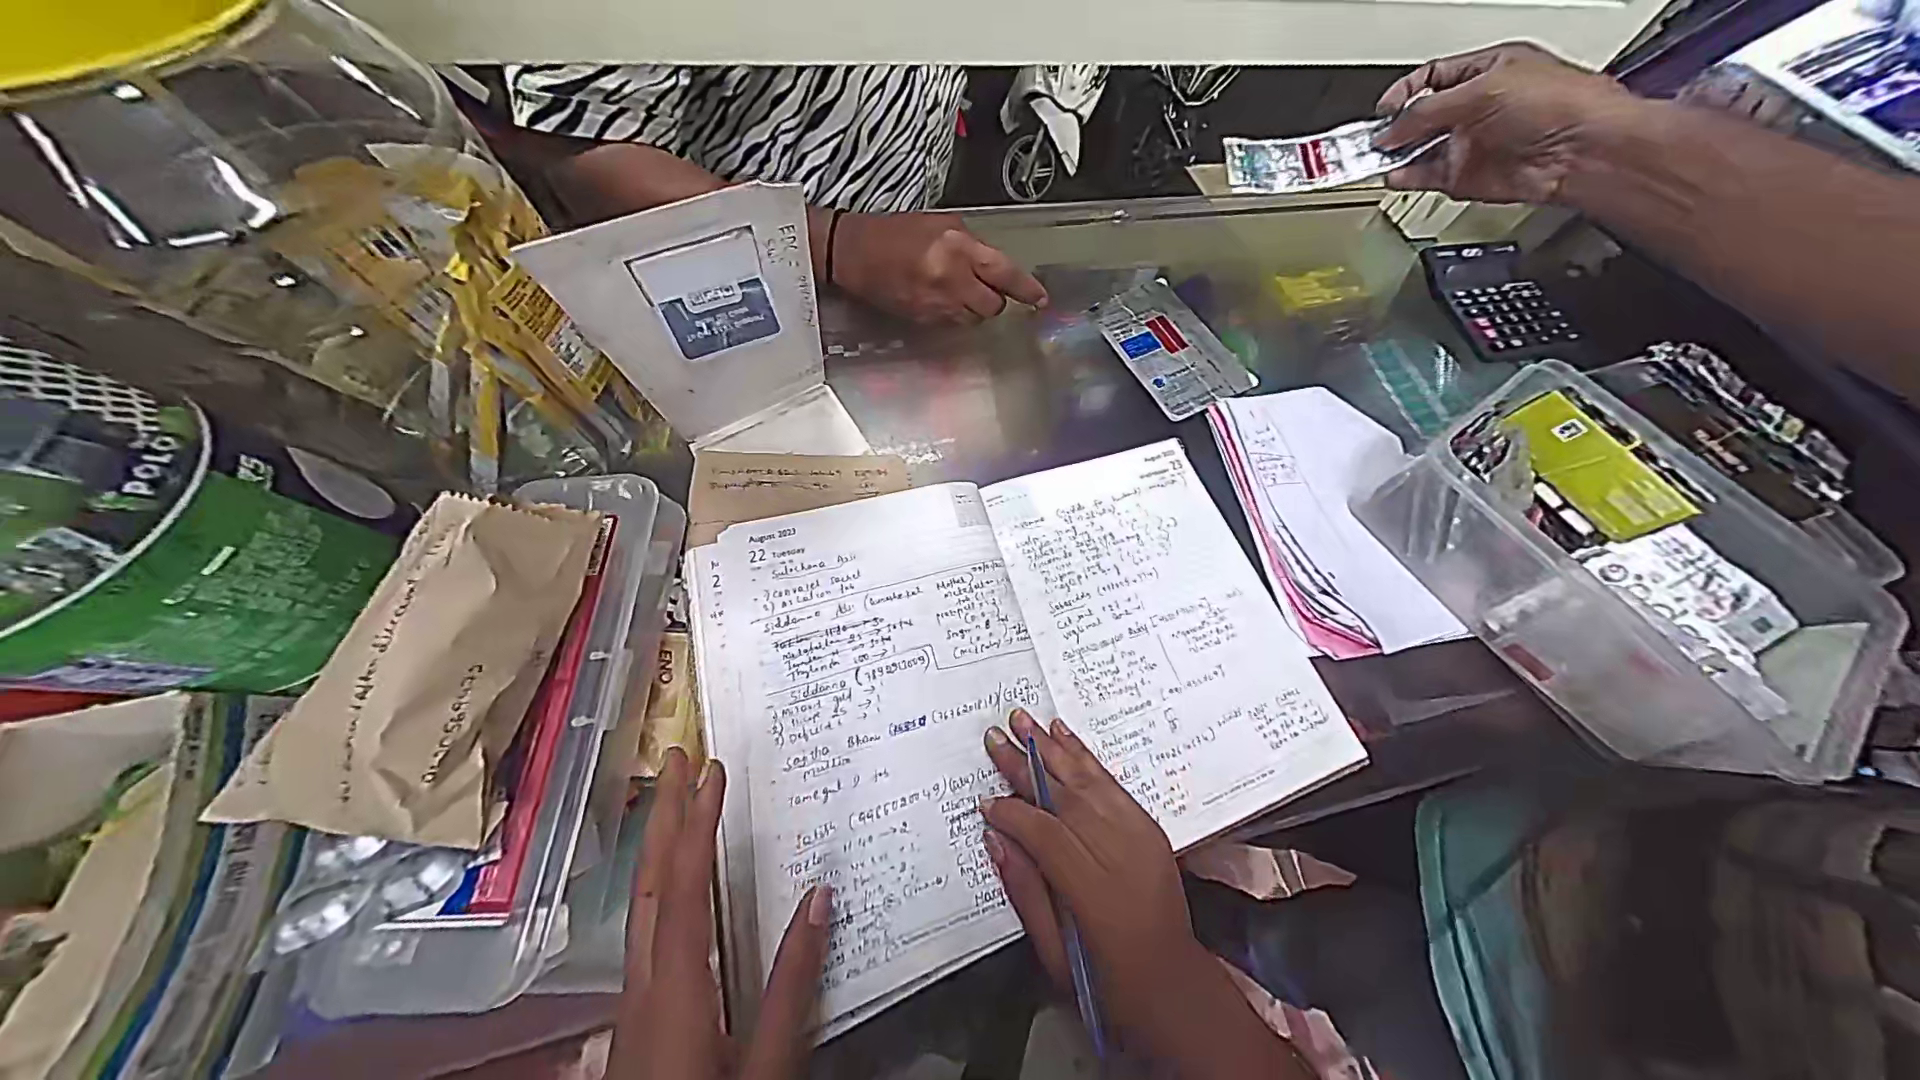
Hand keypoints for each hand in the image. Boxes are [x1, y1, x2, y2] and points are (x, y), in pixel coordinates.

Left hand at [609, 749, 832, 1079]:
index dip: (699, 821)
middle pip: (652, 878)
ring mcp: (632, 996)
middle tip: (680, 758)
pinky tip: (672, 879)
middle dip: (668, 811)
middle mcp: (643, 980)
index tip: (714, 770)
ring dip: (660, 840)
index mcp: (676, 986)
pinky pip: (645, 923)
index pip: (685, 883)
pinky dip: (660, 879)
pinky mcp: (635, 1010)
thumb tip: (820, 899)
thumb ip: (792, 983)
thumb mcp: (767, 1065)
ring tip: (678, 797)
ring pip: (642, 899)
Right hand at [831, 212, 1048, 324]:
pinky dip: (953, 315)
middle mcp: (951, 278)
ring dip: (972, 309)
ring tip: (954, 291)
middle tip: (981, 287)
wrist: (854, 253)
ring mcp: (937, 303)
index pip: (1004, 273)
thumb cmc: (894, 233)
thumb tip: (993, 266)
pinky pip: (952, 324)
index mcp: (958, 246)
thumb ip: (971, 245)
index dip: (1026, 289)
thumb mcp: (940, 224)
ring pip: (974, 319)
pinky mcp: (924, 319)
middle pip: (992, 305)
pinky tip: (938, 299)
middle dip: (993, 299)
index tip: (1040, 299)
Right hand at [979, 710, 1310, 1076]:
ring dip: (1053, 748)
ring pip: (1087, 781)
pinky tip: (1065, 737)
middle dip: (1025, 766)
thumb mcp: (1054, 953)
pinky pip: (1112, 783)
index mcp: (1095, 894)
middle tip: (996, 738)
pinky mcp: (1148, 827)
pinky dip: (1086, 757)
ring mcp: (1140, 837)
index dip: (1012, 814)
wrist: (1173, 985)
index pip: (1045, 835)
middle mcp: (1121, 855)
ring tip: (1025, 721)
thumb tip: (995, 838)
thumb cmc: (1107, 981)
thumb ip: (1024, 890)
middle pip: (1065, 798)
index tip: (986, 803)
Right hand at [1373, 42, 1642, 204]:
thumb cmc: (1558, 105)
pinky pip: (1420, 177)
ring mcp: (1464, 143)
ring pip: (1414, 149)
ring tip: (1375, 158)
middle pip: (1417, 116)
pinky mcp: (1459, 175)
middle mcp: (1472, 108)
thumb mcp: (1483, 91)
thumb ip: (1429, 110)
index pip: (1430, 77)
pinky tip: (1393, 175)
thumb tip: (1391, 128)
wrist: (1577, 151)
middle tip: (1371, 138)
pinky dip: (1403, 178)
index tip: (1383, 109)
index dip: (1404, 91)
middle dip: (1393, 127)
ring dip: (1393, 154)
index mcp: (1484, 72)